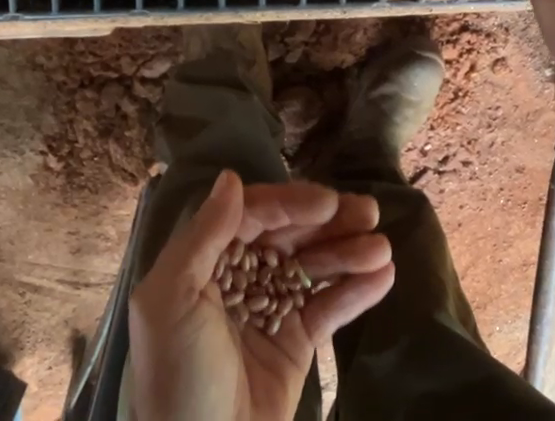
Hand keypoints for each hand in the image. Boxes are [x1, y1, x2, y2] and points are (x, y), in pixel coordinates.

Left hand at [128, 171, 394, 420]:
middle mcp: (238, 278)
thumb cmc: (179, 376)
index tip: (327, 203)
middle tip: (370, 213)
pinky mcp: (296, 343)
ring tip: (383, 248)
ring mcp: (270, 309)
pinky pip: (328, 308)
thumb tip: (231, 177)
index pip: (252, 217)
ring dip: (349, 253)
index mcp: (204, 264)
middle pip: (289, 236)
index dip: (290, 204)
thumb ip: (202, 237)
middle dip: (329, 222)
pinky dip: (356, 291)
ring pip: (314, 268)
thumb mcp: (171, 302)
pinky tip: (384, 275)